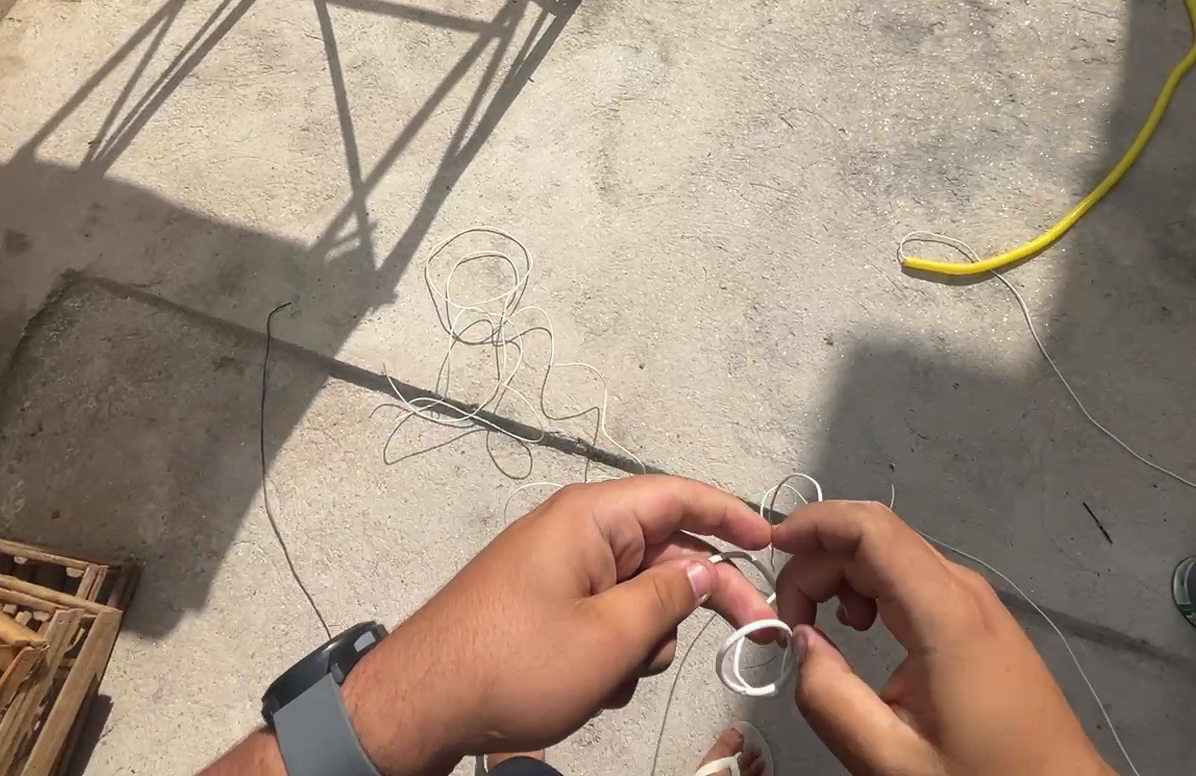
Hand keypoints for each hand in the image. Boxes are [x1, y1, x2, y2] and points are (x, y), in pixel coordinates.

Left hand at [340, 476, 775, 775]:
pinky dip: (615, 647)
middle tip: (755, 630)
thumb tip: (705, 569)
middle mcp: (579, 530)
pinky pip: (606, 611)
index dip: (729, 513)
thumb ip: (669, 597)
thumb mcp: (609, 636)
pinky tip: (592, 682)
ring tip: (616, 672)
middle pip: (663, 548)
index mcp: (593, 516)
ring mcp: (562, 566)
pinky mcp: (549, 599)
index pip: (676, 495)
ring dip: (646, 634)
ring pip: (638, 590)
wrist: (424, 701)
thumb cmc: (516, 661)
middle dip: (697, 594)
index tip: (772, 539)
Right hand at [772, 501, 1112, 775]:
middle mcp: (960, 588)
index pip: (869, 527)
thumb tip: (800, 640)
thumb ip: (829, 697)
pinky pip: (907, 576)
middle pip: (871, 535)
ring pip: (887, 552)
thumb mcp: (892, 762)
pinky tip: (861, 631)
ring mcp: (972, 599)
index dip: (814, 524)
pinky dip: (867, 587)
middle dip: (817, 560)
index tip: (771, 551)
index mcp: (944, 612)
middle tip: (790, 618)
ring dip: (840, 574)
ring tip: (823, 628)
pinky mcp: (975, 617)